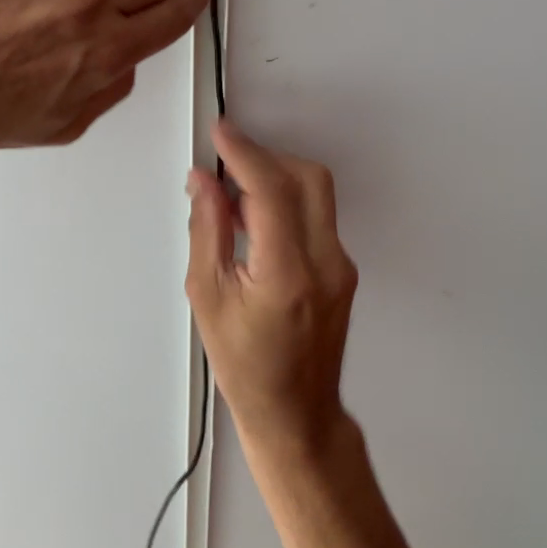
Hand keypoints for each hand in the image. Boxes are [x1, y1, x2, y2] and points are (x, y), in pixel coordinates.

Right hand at [187, 121, 359, 453]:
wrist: (296, 414)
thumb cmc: (247, 368)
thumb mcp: (208, 298)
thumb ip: (207, 231)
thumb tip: (204, 183)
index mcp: (287, 274)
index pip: (272, 190)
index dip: (244, 153)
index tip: (221, 133)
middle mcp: (325, 264)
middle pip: (307, 178)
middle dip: (263, 158)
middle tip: (224, 164)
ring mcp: (341, 266)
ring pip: (315, 192)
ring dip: (274, 178)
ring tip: (232, 197)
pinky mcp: (342, 269)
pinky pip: (315, 215)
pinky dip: (284, 202)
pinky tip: (253, 220)